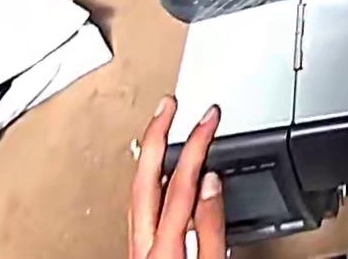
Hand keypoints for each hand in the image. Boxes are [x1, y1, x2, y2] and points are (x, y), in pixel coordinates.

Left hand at [129, 96, 224, 258]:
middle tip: (169, 104)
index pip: (181, 183)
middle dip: (155, 137)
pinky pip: (138, 210)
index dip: (196, 143)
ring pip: (136, 196)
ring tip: (161, 126)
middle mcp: (141, 252)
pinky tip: (159, 171)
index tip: (210, 115)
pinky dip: (150, 181)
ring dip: (149, 156)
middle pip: (143, 183)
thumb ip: (211, 228)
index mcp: (163, 253)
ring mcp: (136, 256)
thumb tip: (211, 180)